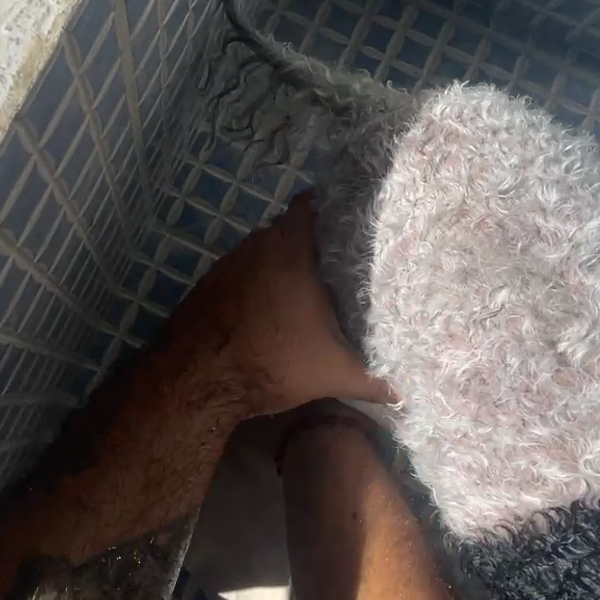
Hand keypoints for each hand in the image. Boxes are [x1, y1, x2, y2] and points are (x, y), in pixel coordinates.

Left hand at [167, 192, 393, 417]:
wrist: (197, 380)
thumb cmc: (272, 360)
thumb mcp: (332, 373)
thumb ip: (371, 379)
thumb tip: (402, 394)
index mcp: (290, 249)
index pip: (312, 204)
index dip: (334, 205)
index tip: (356, 218)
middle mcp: (256, 245)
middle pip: (290, 229)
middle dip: (314, 241)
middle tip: (343, 258)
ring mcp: (227, 263)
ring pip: (264, 252)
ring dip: (283, 264)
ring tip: (312, 284)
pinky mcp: (208, 284)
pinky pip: (242, 272)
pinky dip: (258, 282)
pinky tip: (273, 307)